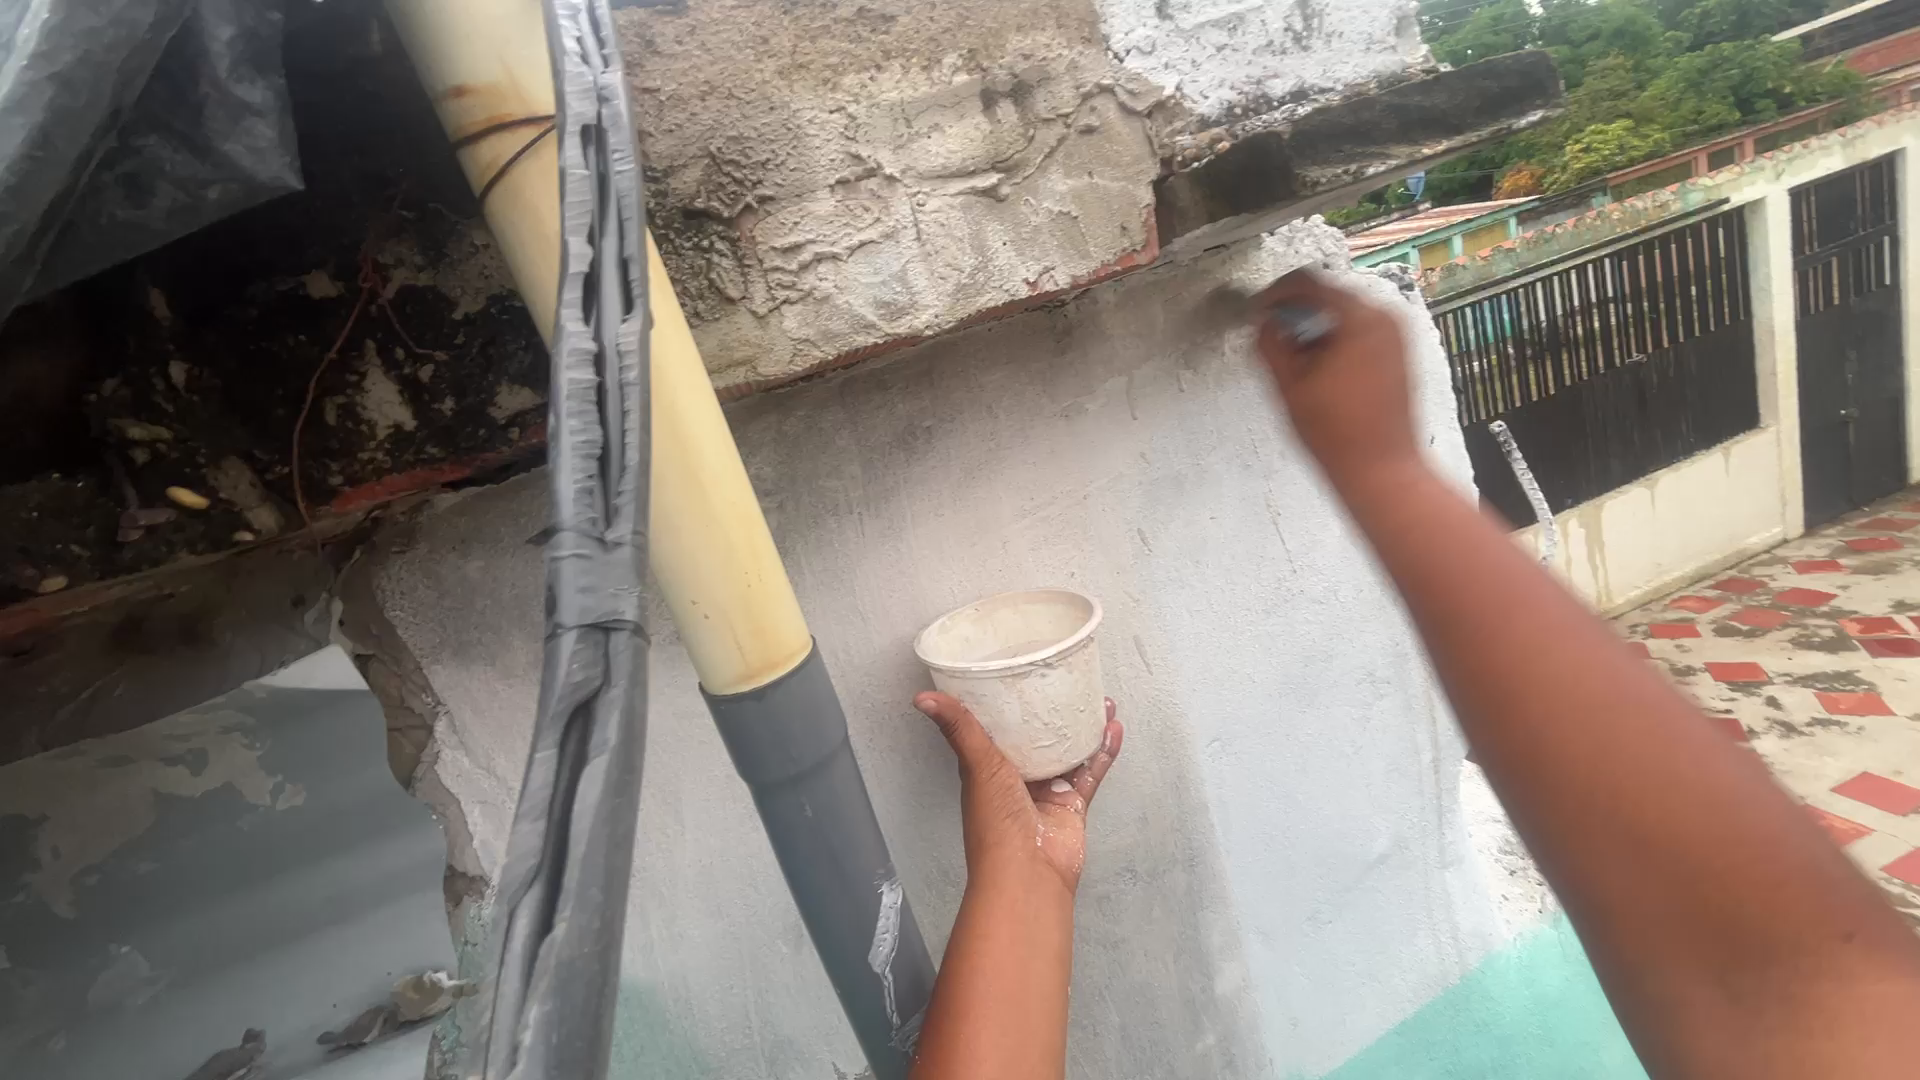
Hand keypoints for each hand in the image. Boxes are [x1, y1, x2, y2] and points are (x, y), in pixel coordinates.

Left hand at [913, 692, 1121, 894]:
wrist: (1027, 873)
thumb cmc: (994, 824)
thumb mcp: (977, 763)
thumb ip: (959, 727)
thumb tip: (923, 698)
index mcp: (988, 765)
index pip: (998, 726)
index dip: (1010, 702)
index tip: (1024, 675)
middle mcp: (1017, 776)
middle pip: (1039, 736)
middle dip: (1055, 712)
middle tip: (1071, 684)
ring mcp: (1047, 791)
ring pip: (1069, 751)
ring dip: (1084, 727)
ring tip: (1099, 700)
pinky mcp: (1073, 805)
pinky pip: (1091, 773)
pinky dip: (1103, 752)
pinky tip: (1113, 729)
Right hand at [1251, 269, 1421, 492]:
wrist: (1380, 468)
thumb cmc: (1338, 434)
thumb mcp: (1288, 385)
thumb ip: (1270, 344)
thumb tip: (1264, 323)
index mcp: (1360, 318)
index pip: (1308, 281)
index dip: (1274, 294)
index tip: (1258, 311)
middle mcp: (1386, 317)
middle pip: (1328, 296)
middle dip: (1296, 315)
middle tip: (1272, 342)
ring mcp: (1397, 335)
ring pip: (1342, 315)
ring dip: (1313, 331)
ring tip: (1295, 365)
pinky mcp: (1399, 353)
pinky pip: (1359, 332)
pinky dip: (1334, 341)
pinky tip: (1318, 373)